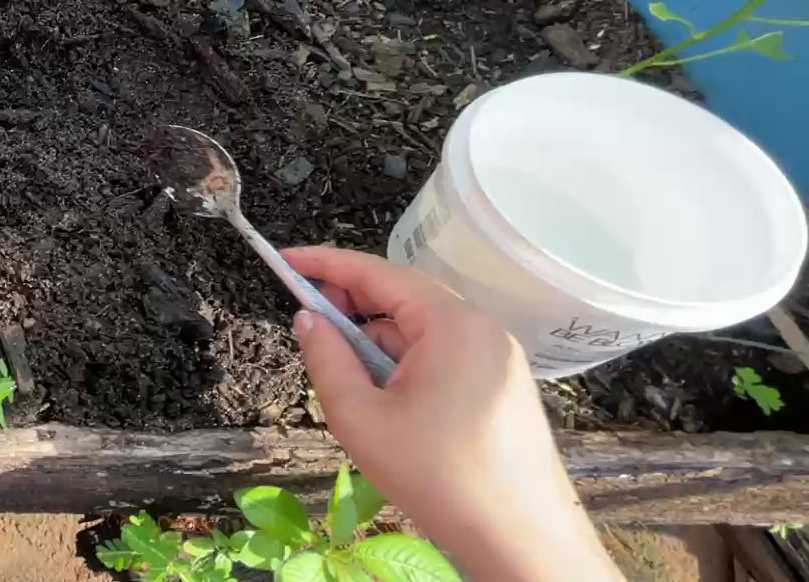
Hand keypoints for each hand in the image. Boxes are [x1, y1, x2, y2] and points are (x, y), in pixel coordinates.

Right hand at [281, 246, 621, 581]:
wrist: (526, 550)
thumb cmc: (438, 477)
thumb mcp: (358, 414)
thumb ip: (324, 355)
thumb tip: (307, 318)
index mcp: (451, 325)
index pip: (375, 272)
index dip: (323, 262)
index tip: (283, 259)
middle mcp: (480, 330)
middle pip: (399, 293)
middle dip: (349, 302)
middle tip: (310, 322)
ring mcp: (496, 357)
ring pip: (416, 325)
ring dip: (374, 338)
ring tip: (353, 380)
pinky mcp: (500, 383)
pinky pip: (438, 349)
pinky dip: (401, 358)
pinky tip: (387, 397)